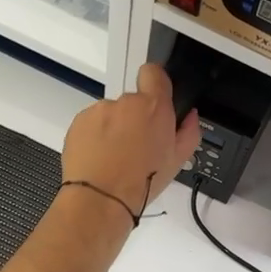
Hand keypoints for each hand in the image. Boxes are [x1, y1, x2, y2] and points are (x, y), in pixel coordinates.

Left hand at [61, 63, 201, 216]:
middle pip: (133, 101)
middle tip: (139, 145)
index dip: (156, 83)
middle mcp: (126, 103)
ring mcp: (100, 111)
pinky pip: (92, 123)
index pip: (154, 73)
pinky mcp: (80, 121)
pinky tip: (102, 158)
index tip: (156, 97)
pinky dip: (96, 136)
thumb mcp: (178, 161)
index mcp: (154, 107)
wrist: (100, 198)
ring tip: (118, 157)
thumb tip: (190, 118)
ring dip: (115, 129)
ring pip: (112, 114)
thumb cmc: (139, 183)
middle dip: (136, 118)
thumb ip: (189, 131)